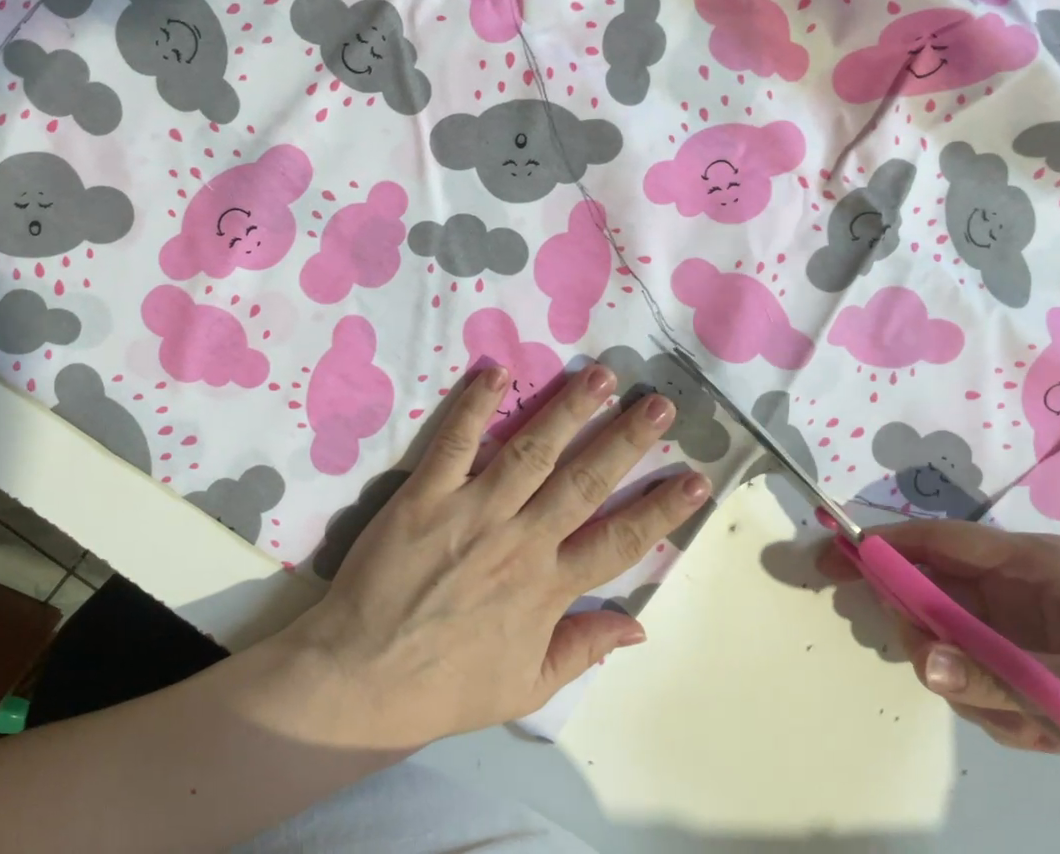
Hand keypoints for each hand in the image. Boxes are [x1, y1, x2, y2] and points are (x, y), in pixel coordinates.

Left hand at [276, 363, 710, 750]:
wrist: (363, 675)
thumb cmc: (445, 687)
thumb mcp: (526, 687)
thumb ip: (583, 650)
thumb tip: (637, 627)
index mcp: (549, 589)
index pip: (620, 541)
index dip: (661, 509)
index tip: (696, 478)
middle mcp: (520, 541)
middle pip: (584, 482)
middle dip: (625, 440)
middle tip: (658, 405)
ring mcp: (472, 512)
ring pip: (531, 451)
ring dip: (568, 410)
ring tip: (600, 375)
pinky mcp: (424, 496)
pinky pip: (455, 443)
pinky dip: (477, 405)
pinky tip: (497, 372)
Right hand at [819, 520, 1059, 812]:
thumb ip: (1002, 674)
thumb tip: (923, 663)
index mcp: (1034, 564)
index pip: (932, 540)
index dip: (874, 547)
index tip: (823, 564)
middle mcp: (1018, 587)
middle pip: (928, 594)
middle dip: (929, 639)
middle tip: (949, 677)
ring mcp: (1020, 627)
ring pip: (946, 645)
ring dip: (972, 688)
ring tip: (1033, 722)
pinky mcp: (1026, 664)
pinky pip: (973, 678)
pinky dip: (994, 709)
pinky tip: (1046, 730)